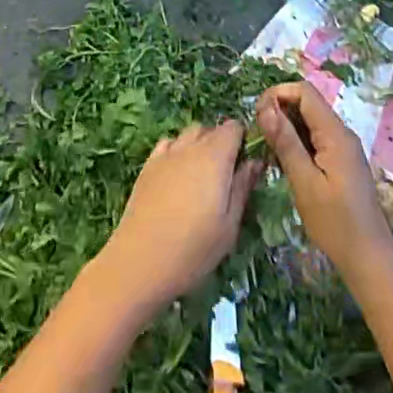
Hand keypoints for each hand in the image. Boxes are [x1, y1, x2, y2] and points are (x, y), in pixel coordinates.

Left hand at [99, 122, 259, 309]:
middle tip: (225, 175)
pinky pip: (166, 145)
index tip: (244, 165)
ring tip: (201, 176)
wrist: (137, 265)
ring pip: (187, 134)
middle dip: (221, 142)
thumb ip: (243, 187)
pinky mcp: (146, 168)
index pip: (234, 127)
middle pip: (210, 128)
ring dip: (198, 145)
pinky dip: (176, 151)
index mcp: (215, 157)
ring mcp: (165, 156)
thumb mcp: (229, 225)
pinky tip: (176, 176)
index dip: (243, 141)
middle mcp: (190, 147)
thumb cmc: (192, 249)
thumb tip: (255, 162)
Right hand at [256, 83, 392, 272]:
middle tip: (257, 134)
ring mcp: (342, 147)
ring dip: (286, 127)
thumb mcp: (304, 183)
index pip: (305, 92)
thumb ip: (286, 143)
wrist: (368, 255)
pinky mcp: (340, 161)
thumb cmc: (335, 222)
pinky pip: (316, 139)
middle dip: (280, 110)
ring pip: (310, 122)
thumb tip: (265, 107)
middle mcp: (341, 133)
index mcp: (335, 133)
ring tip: (265, 148)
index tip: (256, 114)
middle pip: (308, 104)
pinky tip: (281, 160)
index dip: (279, 94)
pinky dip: (296, 142)